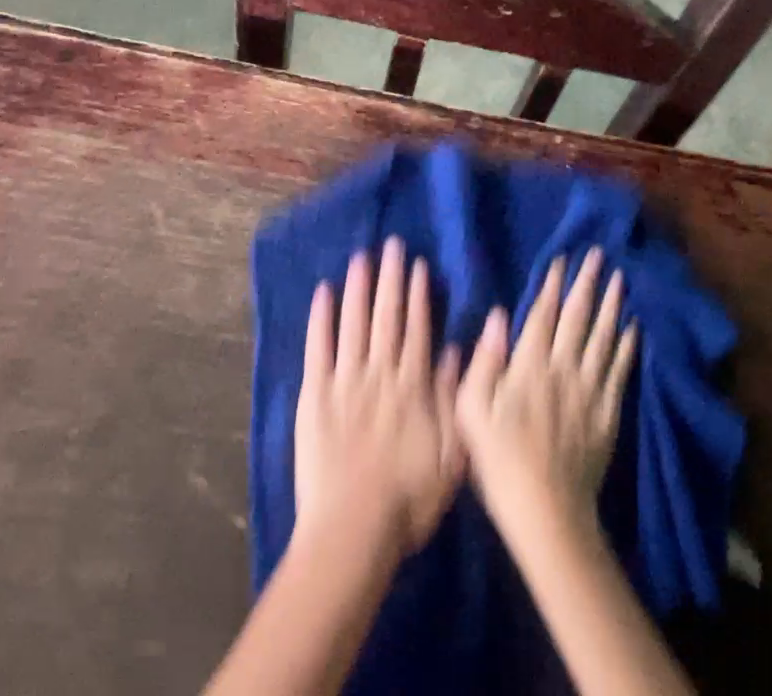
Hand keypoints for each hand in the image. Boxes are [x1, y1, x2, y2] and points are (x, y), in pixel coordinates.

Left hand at [295, 237, 465, 558]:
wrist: (354, 527)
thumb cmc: (410, 498)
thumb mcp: (453, 452)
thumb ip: (455, 397)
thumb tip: (458, 351)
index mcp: (414, 386)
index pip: (417, 330)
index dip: (418, 296)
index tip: (417, 266)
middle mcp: (381, 374)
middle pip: (386, 318)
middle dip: (390, 280)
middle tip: (391, 245)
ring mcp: (344, 382)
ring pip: (354, 325)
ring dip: (358, 289)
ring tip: (361, 258)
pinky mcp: (313, 396)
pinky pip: (318, 349)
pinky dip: (320, 320)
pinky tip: (323, 294)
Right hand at [455, 247, 637, 535]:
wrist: (547, 508)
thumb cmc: (499, 461)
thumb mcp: (472, 411)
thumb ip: (484, 361)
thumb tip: (499, 317)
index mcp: (528, 366)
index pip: (543, 315)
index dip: (552, 285)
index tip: (561, 261)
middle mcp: (564, 369)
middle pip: (579, 317)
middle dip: (587, 283)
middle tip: (598, 256)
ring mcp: (590, 389)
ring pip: (604, 336)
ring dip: (611, 305)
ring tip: (619, 279)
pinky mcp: (608, 411)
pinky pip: (621, 369)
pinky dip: (628, 345)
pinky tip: (634, 327)